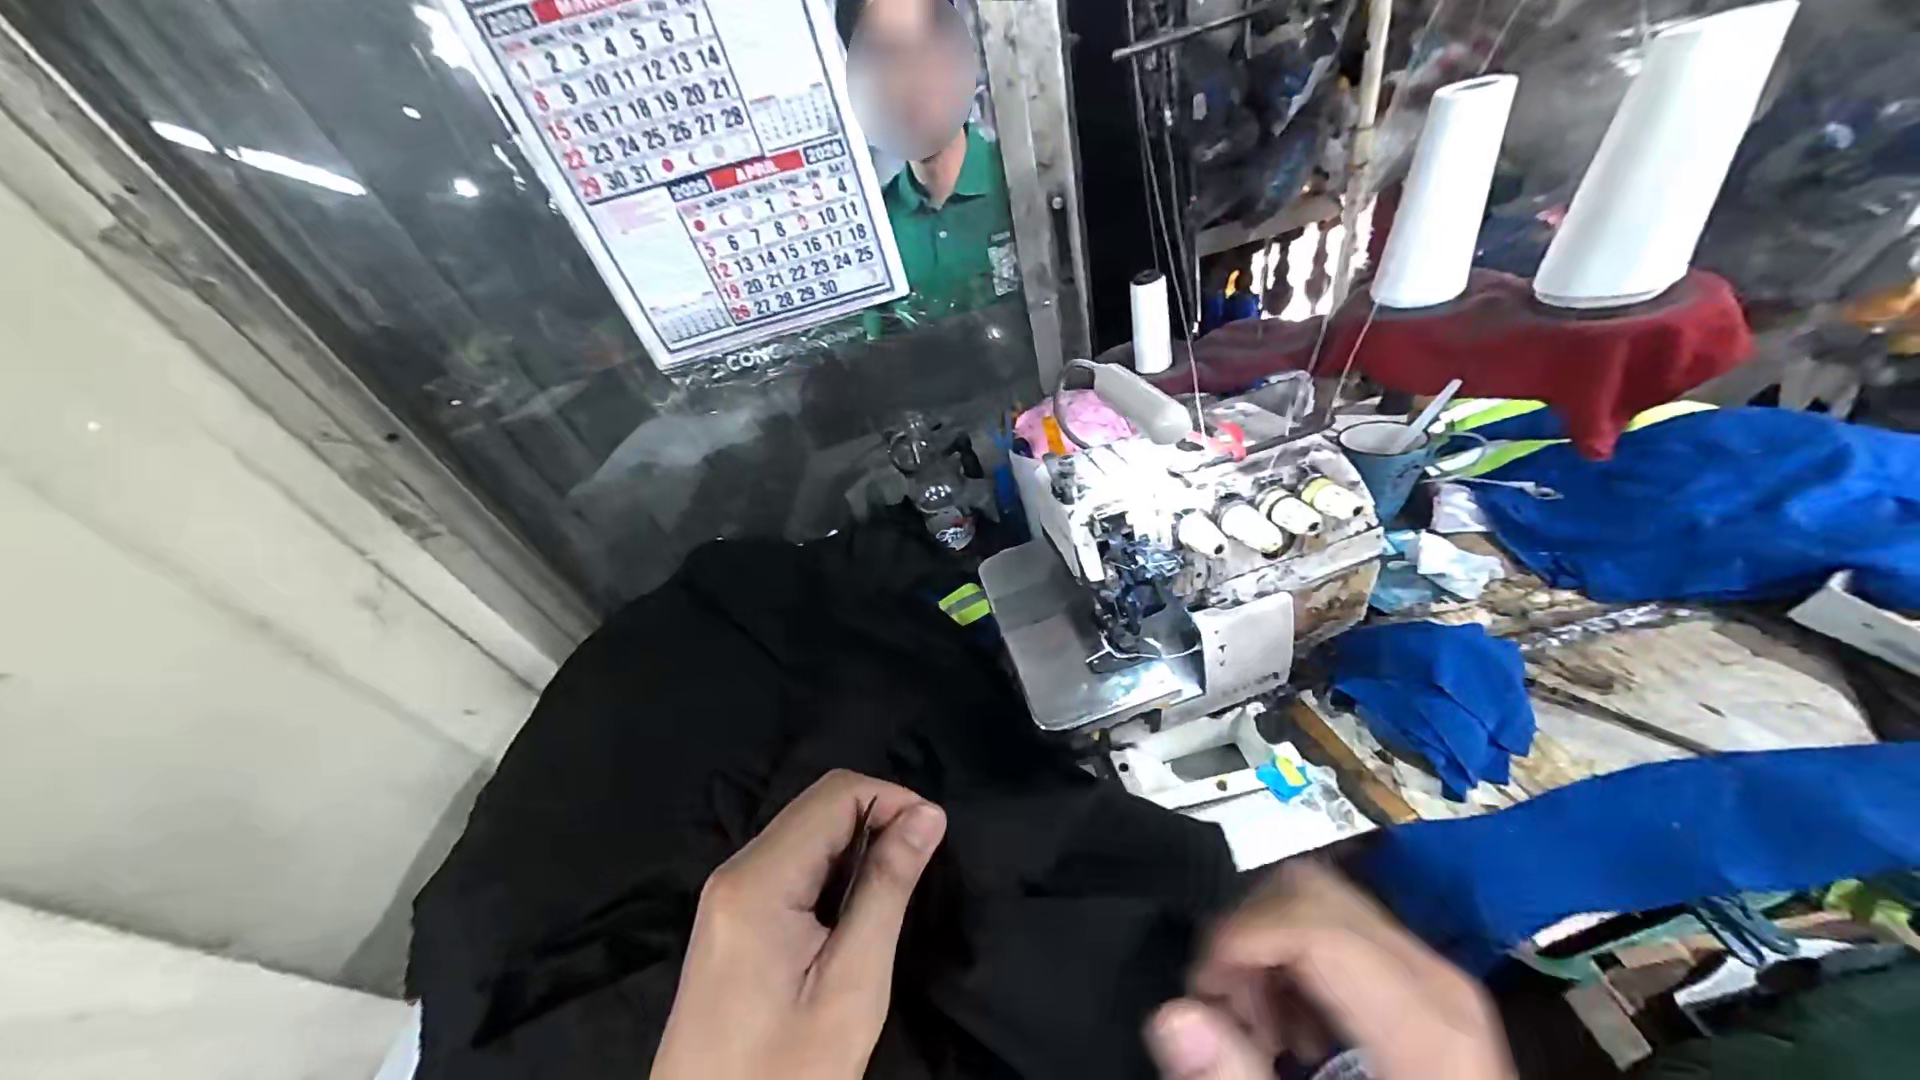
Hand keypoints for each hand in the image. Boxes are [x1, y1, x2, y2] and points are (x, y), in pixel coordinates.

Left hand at [651, 770, 946, 1079]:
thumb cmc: (785, 1077)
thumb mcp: (852, 985)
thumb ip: (887, 887)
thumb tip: (928, 815)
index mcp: (758, 880)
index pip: (835, 794)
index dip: (891, 798)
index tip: (931, 835)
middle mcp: (736, 869)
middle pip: (818, 804)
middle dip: (877, 816)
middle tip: (917, 862)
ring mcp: (728, 890)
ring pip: (807, 827)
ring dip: (857, 840)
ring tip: (891, 885)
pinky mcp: (732, 911)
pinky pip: (792, 858)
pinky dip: (833, 863)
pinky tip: (853, 904)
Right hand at [1146, 860, 1513, 1079]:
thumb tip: (1175, 1015)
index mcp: (1427, 1027)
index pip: (1310, 924)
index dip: (1238, 940)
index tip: (1202, 992)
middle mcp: (1434, 979)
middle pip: (1307, 891)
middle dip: (1245, 933)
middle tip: (1226, 1005)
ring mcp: (1431, 970)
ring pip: (1314, 895)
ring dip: (1263, 942)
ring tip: (1257, 1024)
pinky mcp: (1420, 977)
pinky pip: (1334, 919)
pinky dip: (1290, 953)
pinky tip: (1291, 1023)